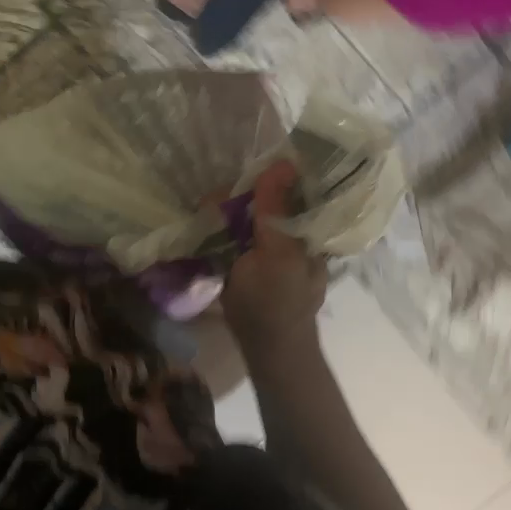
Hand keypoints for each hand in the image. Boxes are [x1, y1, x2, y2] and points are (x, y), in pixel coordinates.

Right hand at [221, 160, 327, 362]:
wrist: (264, 346)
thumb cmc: (277, 301)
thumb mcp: (277, 253)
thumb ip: (275, 209)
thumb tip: (283, 162)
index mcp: (308, 226)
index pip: (294, 184)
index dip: (270, 172)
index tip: (243, 170)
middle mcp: (290, 230)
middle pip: (263, 195)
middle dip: (237, 194)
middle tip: (215, 204)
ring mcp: (266, 243)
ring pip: (243, 210)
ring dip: (221, 208)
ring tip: (204, 213)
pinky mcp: (244, 255)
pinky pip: (230, 228)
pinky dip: (215, 223)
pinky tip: (202, 221)